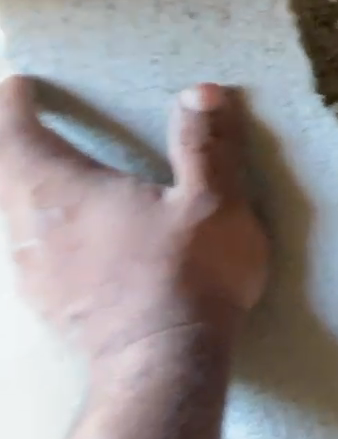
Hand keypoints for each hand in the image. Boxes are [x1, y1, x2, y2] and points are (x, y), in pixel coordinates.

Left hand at [0, 78, 268, 368]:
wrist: (164, 354)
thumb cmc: (191, 269)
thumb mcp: (215, 201)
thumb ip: (205, 147)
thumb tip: (200, 90)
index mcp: (66, 194)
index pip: (17, 138)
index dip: (10, 107)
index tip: (15, 84)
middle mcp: (31, 225)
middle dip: (3, 145)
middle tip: (12, 122)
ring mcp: (32, 266)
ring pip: (7, 213)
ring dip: (14, 185)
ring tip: (35, 173)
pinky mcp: (47, 295)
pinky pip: (24, 244)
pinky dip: (33, 222)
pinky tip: (58, 233)